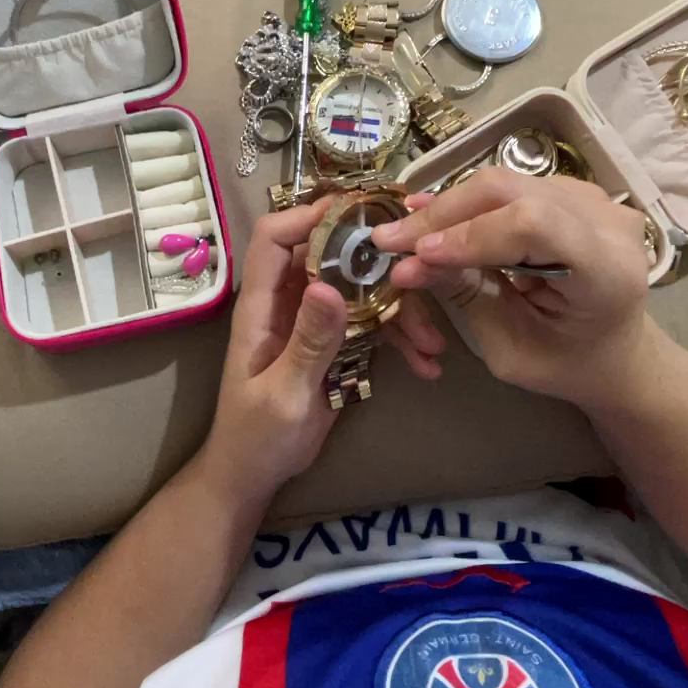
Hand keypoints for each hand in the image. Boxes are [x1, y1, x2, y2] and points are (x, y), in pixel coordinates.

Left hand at [199, 202, 444, 500]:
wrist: (254, 474)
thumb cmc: (256, 436)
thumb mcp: (284, 394)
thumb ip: (308, 343)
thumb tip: (329, 287)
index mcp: (261, 306)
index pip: (274, 239)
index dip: (308, 216)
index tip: (358, 213)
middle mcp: (288, 303)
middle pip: (328, 256)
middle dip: (374, 261)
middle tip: (421, 270)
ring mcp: (313, 322)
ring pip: (358, 290)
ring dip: (398, 310)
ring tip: (432, 342)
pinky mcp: (335, 343)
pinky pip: (370, 324)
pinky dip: (397, 339)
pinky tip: (426, 362)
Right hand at [370, 169, 659, 406]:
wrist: (614, 350)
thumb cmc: (566, 363)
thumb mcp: (510, 347)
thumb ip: (466, 298)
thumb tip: (405, 266)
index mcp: (606, 272)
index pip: (532, 226)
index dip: (468, 235)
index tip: (415, 257)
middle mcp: (606, 222)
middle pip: (509, 191)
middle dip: (442, 215)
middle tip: (389, 242)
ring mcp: (591, 199)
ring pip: (500, 183)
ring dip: (445, 208)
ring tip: (403, 232)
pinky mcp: (570, 191)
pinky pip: (505, 187)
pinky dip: (463, 205)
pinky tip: (430, 218)